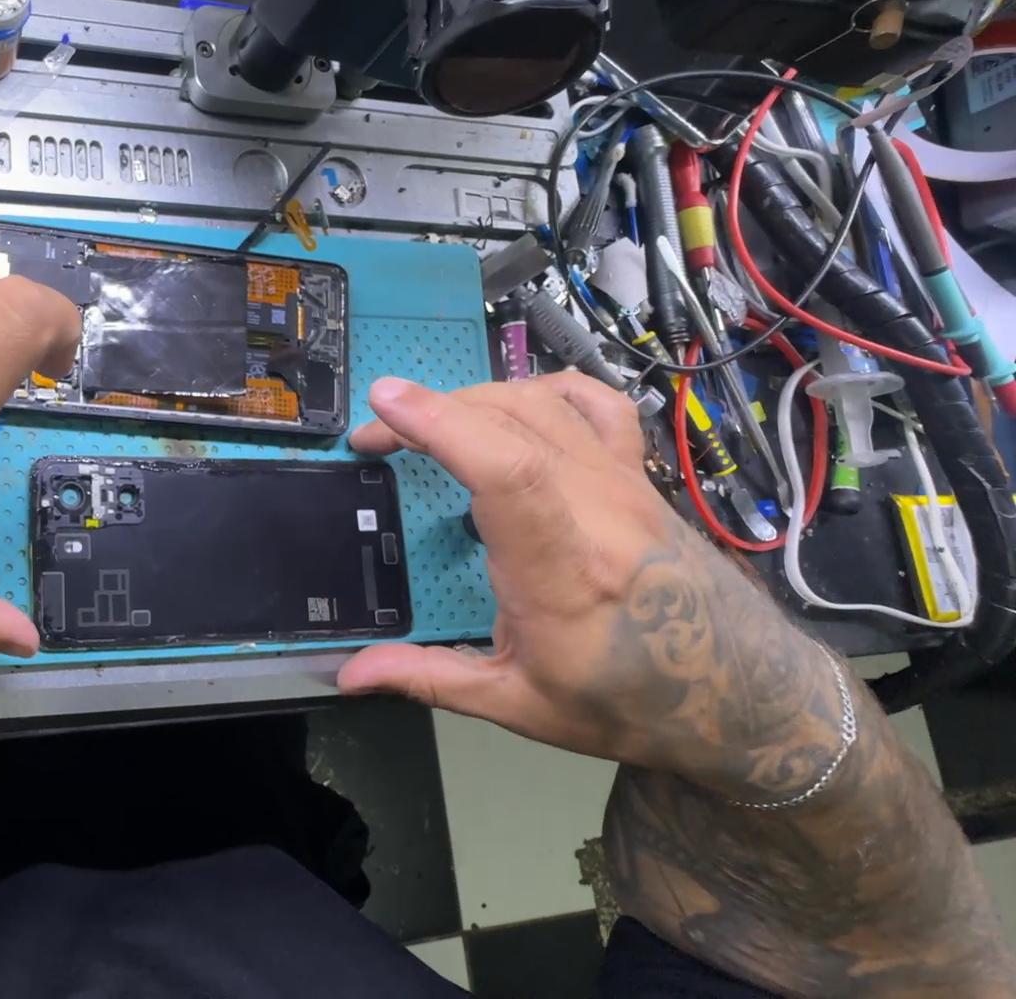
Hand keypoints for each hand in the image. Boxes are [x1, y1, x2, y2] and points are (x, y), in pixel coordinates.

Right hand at [337, 374, 841, 796]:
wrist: (746, 699)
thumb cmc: (627, 705)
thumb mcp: (518, 705)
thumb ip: (427, 678)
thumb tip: (347, 675)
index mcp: (564, 574)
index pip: (507, 473)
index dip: (441, 424)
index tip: (384, 402)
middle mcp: (600, 513)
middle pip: (509, 422)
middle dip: (427, 414)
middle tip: (370, 441)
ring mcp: (625, 487)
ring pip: (541, 405)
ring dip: (469, 400)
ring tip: (421, 425)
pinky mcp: (637, 478)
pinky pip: (595, 406)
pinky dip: (541, 389)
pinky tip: (508, 404)